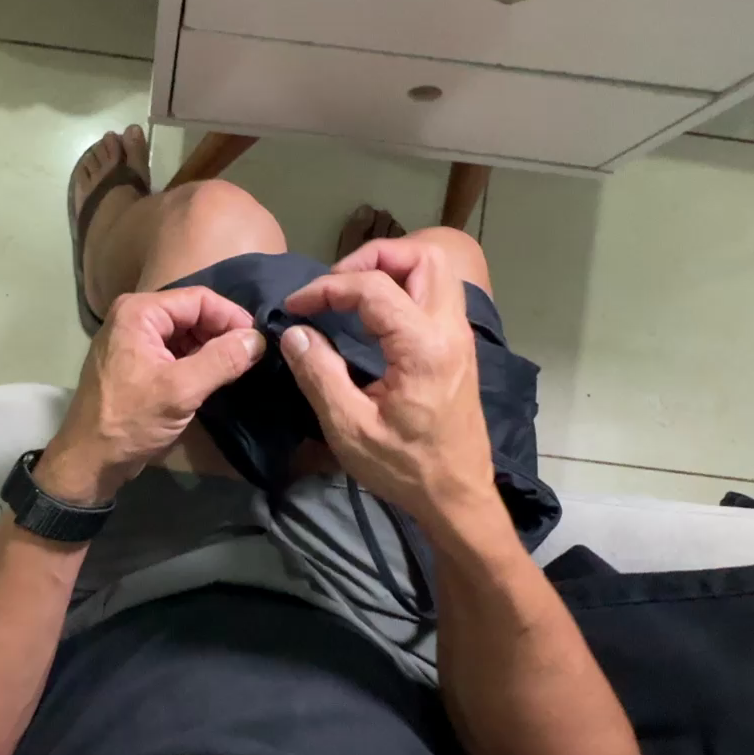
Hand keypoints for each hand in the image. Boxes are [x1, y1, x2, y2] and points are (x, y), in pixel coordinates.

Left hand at [37, 287, 264, 504]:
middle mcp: (133, 318)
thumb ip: (222, 360)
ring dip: (211, 349)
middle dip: (222, 333)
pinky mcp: (136, 365)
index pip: (199, 299)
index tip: (258, 342)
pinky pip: (173, 353)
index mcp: (139, 312)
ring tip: (237, 369)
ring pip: (185, 334)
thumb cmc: (129, 422)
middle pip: (192, 314)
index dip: (232, 317)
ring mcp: (132, 342)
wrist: (89, 461)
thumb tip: (258, 339)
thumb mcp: (180, 390)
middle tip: (251, 358)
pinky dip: (196, 362)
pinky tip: (214, 379)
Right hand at [278, 237, 498, 524]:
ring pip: (436, 271)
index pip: (373, 287)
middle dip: (372, 257)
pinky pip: (436, 295)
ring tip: (351, 293)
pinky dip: (403, 287)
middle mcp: (449, 330)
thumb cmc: (404, 468)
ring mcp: (459, 337)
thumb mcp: (349, 428)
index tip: (295, 306)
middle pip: (423, 256)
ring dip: (392, 268)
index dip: (327, 287)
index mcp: (423, 348)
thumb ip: (319, 374)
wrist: (456, 497)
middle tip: (334, 284)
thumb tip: (294, 333)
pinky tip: (372, 315)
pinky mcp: (458, 348)